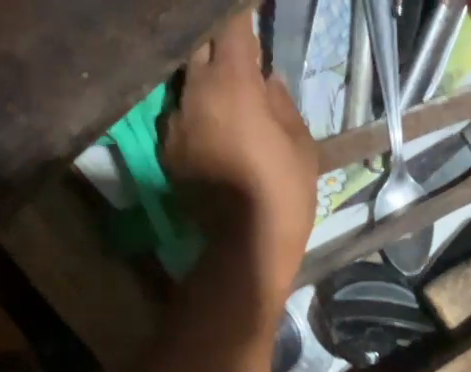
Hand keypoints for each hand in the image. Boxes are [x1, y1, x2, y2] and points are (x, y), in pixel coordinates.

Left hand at [164, 13, 318, 296]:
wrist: (245, 248)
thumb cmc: (284, 194)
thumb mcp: (301, 146)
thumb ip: (281, 103)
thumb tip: (267, 81)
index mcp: (233, 82)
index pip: (231, 26)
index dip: (241, 18)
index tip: (252, 16)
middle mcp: (196, 92)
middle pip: (200, 47)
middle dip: (218, 45)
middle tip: (239, 54)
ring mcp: (176, 122)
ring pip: (189, 84)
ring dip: (206, 83)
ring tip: (227, 96)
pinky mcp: (168, 151)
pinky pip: (183, 119)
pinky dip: (198, 117)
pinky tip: (215, 134)